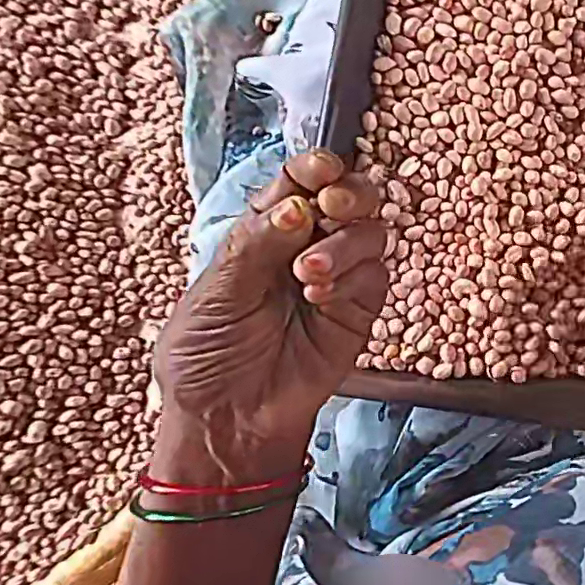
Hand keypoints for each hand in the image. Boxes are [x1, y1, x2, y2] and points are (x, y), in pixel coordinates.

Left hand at [153, 149, 383, 480]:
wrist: (232, 417)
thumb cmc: (209, 352)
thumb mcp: (216, 293)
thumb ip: (257, 245)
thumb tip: (296, 205)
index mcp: (267, 230)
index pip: (299, 183)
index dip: (315, 167)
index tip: (320, 170)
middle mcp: (308, 245)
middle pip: (350, 197)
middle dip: (349, 193)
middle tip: (331, 207)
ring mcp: (340, 276)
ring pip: (371, 232)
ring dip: (346, 244)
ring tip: (309, 274)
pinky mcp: (361, 307)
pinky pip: (376, 276)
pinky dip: (354, 279)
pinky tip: (321, 299)